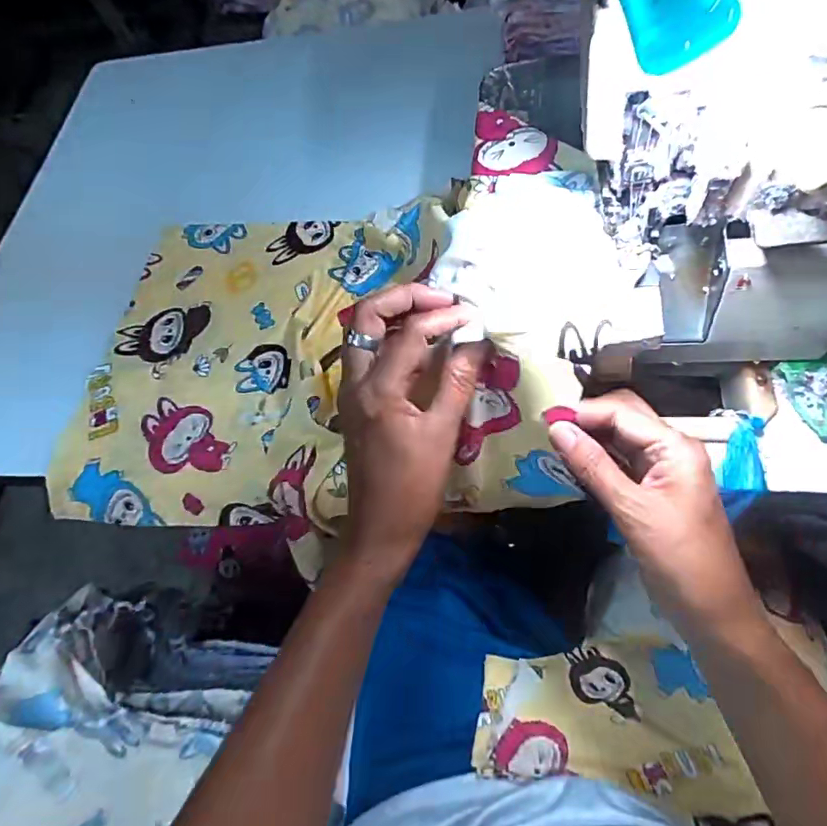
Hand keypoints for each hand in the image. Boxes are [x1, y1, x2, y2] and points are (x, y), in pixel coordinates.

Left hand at [339, 284, 489, 577]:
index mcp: (377, 390)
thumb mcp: (442, 434)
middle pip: (365, 316)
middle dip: (403, 297)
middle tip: (442, 298)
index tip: (474, 315)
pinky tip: (420, 342)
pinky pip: (366, 352)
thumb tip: (476, 339)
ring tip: (433, 311)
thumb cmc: (413, 488)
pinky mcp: (355, 401)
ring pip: (360, 332)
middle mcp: (354, 382)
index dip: (443, 318)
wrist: (379, 528)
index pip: (409, 334)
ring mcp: (350, 390)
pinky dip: (389, 336)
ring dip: (393, 313)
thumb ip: (457, 381)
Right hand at [548, 390, 761, 632]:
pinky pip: (622, 463)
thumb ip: (593, 466)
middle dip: (587, 419)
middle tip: (547, 428)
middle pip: (624, 417)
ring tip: (553, 442)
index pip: (622, 413)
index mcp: (675, 447)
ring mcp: (663, 470)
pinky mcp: (653, 490)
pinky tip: (573, 463)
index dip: (583, 412)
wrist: (714, 611)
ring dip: (590, 438)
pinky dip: (598, 460)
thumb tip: (557, 428)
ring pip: (621, 439)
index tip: (544, 420)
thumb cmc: (679, 560)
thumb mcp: (632, 511)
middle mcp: (671, 450)